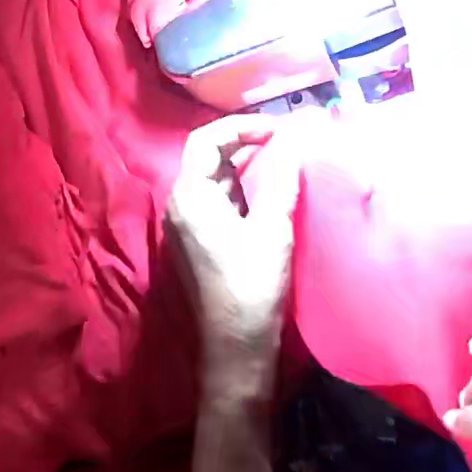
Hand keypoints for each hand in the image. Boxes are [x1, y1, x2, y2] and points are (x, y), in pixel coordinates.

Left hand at [168, 114, 295, 389]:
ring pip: (212, 176)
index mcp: (190, 194)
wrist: (234, 345)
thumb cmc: (251, 284)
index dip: (241, 127)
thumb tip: (291, 145)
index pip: (207, 139)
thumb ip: (279, 182)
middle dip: (242, 141)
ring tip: (280, 156)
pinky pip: (217, 196)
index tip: (277, 128)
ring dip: (243, 162)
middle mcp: (180, 202)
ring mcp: (186, 220)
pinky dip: (240, 184)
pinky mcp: (197, 236)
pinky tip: (266, 187)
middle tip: (280, 138)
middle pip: (206, 154)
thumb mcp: (272, 229)